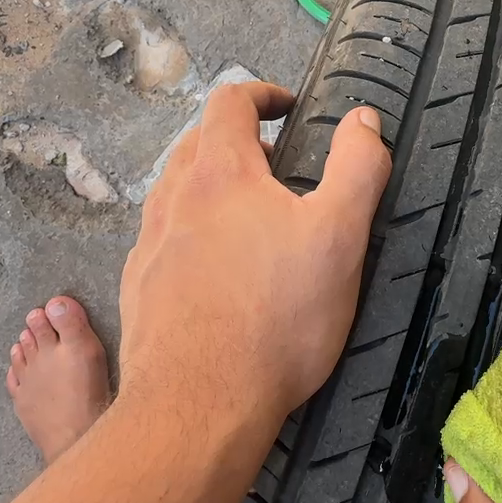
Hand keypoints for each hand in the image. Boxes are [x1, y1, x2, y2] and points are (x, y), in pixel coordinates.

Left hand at [117, 82, 391, 417]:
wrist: (197, 409)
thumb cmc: (277, 315)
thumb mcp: (340, 235)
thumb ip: (358, 167)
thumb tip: (363, 118)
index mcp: (221, 173)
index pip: (229, 102)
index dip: (261, 93)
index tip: (288, 108)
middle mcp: (174, 198)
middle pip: (198, 142)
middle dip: (237, 139)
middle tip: (277, 165)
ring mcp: (149, 245)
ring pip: (175, 190)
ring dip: (210, 183)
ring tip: (249, 216)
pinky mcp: (139, 288)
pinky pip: (163, 236)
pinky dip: (191, 229)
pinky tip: (216, 270)